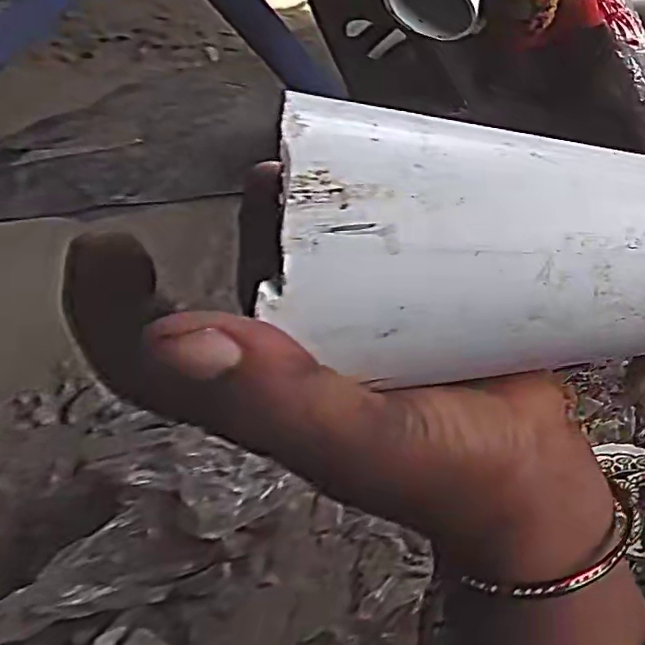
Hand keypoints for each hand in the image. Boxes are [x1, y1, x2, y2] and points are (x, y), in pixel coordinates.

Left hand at [60, 167, 611, 582]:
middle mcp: (315, 360)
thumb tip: (174, 338)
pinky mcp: (430, 319)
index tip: (111, 245)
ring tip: (342, 173)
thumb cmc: (447, 471)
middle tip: (274, 174)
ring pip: (334, 268)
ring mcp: (376, 337)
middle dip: (256, 225)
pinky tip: (419, 200)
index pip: (161, 358)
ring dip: (326, 217)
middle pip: (261, 285)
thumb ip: (277, 399)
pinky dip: (395, 229)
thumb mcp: (356, 441)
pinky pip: (398, 265)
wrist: (534, 471)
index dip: (114, 306)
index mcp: (271, 394)